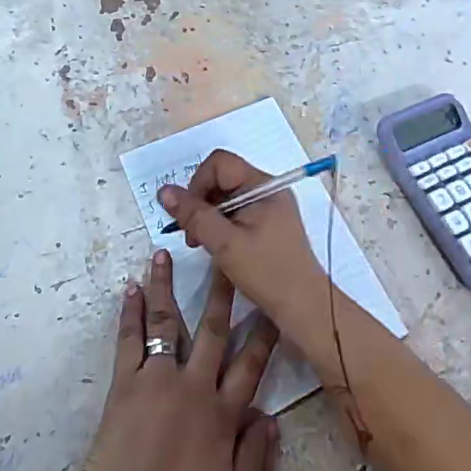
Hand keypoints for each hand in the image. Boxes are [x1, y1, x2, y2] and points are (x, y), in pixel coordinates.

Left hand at [30, 251, 279, 470]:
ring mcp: (158, 378)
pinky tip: (132, 288)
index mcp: (222, 415)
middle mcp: (194, 386)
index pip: (250, 366)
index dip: (263, 335)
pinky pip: (130, 339)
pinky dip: (131, 312)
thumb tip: (272, 417)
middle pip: (212, 331)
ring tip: (163, 254)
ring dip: (166, 287)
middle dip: (221, 293)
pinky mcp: (126, 380)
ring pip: (167, 323)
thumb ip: (254, 457)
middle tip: (226, 256)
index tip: (272, 305)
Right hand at [159, 150, 326, 322]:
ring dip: (208, 215)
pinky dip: (221, 225)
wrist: (305, 308)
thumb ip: (193, 214)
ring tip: (200, 243)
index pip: (220, 163)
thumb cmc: (267, 272)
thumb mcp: (224, 243)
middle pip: (222, 178)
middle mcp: (268, 190)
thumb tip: (164, 191)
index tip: (189, 215)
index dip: (198, 183)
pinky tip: (216, 247)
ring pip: (227, 197)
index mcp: (263, 186)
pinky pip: (237, 212)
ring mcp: (270, 207)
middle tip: (191, 235)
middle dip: (200, 202)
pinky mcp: (269, 224)